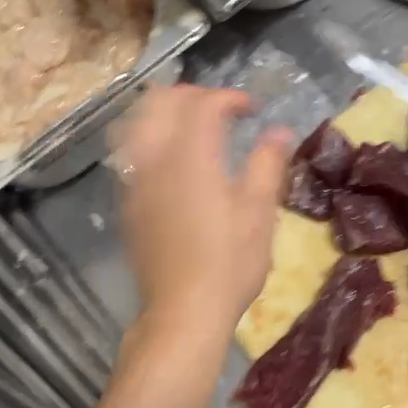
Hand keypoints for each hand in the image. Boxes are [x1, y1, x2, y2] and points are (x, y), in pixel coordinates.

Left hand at [113, 87, 290, 331]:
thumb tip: (279, 132)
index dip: (229, 98)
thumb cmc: (229, 263)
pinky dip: (152, 141)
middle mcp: (155, 159)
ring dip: (165, 114)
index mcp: (192, 156)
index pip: (203, 104)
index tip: (252, 109)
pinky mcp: (128, 204)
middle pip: (160, 102)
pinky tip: (174, 164)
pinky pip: (132, 154)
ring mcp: (135, 182)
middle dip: (192, 96)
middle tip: (220, 111)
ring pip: (138, 124)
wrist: (184, 311)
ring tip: (192, 129)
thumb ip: (267, 164)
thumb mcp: (260, 213)